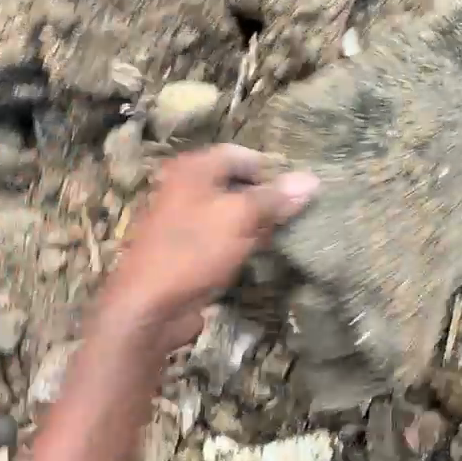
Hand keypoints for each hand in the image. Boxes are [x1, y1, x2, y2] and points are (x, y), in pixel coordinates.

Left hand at [96, 145, 317, 352]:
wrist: (149, 305)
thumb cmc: (193, 251)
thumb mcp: (239, 218)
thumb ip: (274, 198)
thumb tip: (312, 180)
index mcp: (193, 169)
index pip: (242, 155)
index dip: (272, 169)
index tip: (299, 191)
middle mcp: (186, 188)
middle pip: (237, 183)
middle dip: (267, 198)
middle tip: (299, 215)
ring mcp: (185, 221)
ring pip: (231, 213)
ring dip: (258, 223)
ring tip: (288, 235)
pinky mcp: (189, 251)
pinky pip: (223, 238)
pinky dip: (243, 242)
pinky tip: (262, 254)